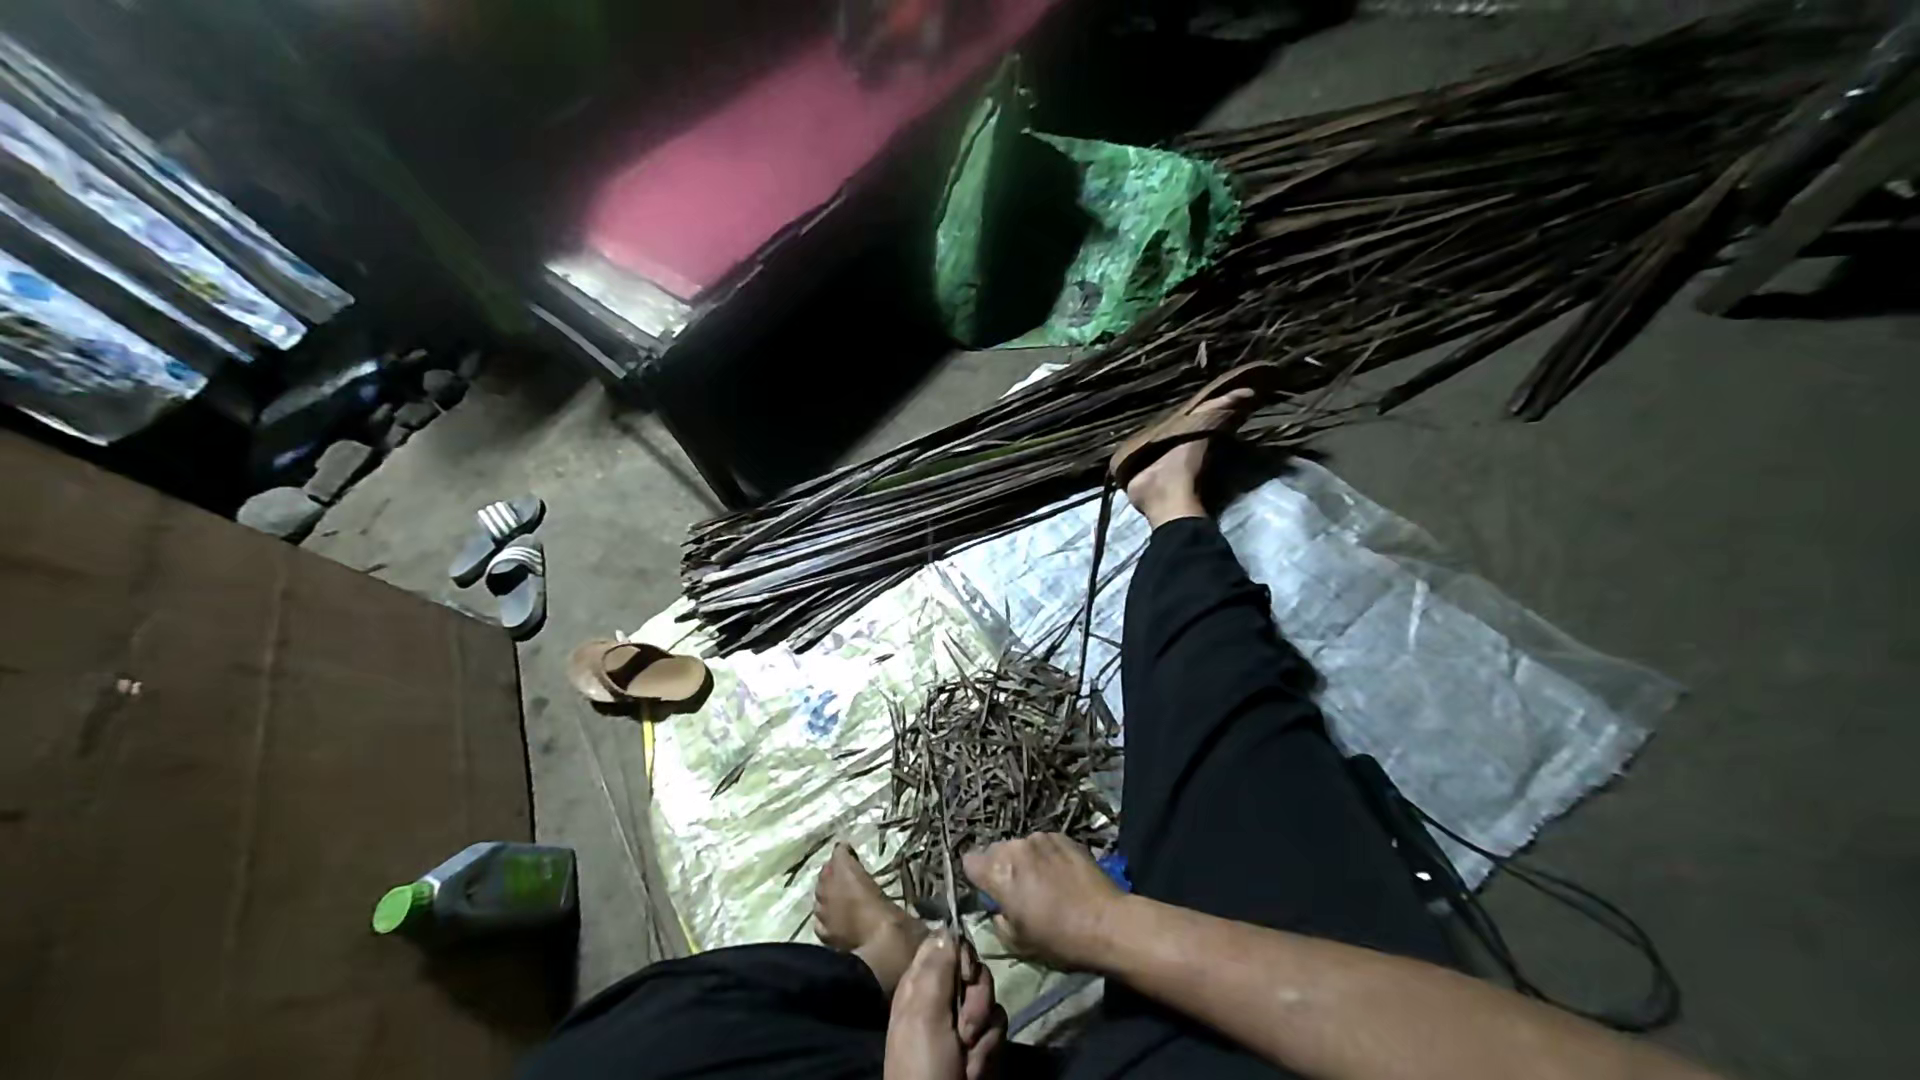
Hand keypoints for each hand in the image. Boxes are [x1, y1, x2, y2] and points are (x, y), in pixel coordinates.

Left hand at [885, 932, 1005, 1079]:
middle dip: (978, 1000)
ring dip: (984, 1035)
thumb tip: (947, 927)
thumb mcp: (923, 1015)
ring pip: (991, 1003)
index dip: (962, 953)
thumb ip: (937, 968)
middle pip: (975, 972)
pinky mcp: (980, 1049)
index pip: (946, 944)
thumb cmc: (923, 1068)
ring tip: (968, 1060)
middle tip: (966, 1028)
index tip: (966, 973)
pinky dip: (989, 1054)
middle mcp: (942, 999)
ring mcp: (961, 1025)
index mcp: (920, 985)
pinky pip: (998, 1032)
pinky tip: (975, 1073)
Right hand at [963, 834, 1126, 970]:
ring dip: (1025, 861)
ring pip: (1021, 846)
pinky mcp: (1063, 836)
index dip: (977, 876)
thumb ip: (997, 919)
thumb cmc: (1058, 939)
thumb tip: (997, 908)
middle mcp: (1016, 847)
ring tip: (1043, 882)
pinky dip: (1046, 856)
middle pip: (995, 851)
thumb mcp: (1017, 942)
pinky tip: (1060, 874)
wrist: (1106, 923)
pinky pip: (1044, 844)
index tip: (988, 891)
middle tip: (1018, 891)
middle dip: (1001, 867)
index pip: (970, 861)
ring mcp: (1041, 838)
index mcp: (999, 872)